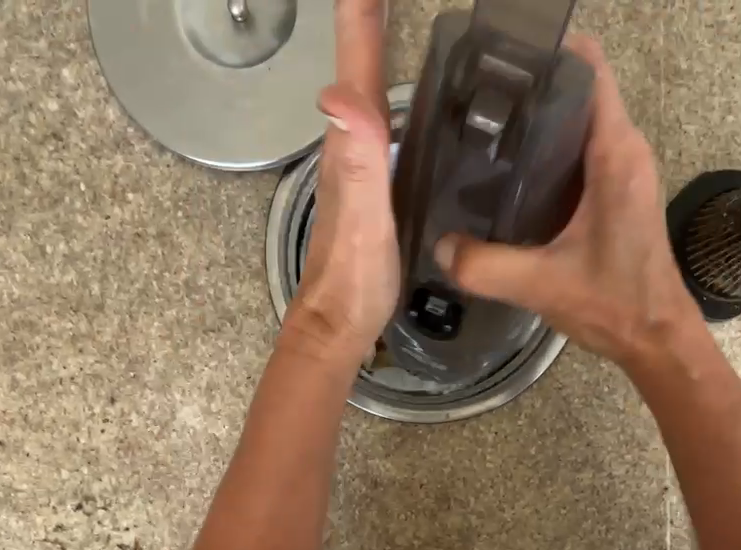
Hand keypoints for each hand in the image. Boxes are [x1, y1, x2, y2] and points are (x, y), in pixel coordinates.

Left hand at [280, 0, 397, 363]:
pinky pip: (379, 126)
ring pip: (366, 92)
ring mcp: (360, 169)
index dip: (363, 12)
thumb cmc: (354, 281)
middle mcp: (353, 148)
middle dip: (369, 17)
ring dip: (374, 47)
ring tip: (389, 14)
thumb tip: (339, 94)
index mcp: (353, 146)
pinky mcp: (373, 190)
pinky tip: (402, 100)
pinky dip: (386, 94)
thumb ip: (360, 162)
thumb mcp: (364, 222)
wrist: (338, 328)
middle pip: (360, 66)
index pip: (358, 64)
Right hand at [431, 36, 705, 370]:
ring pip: (577, 125)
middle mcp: (624, 151)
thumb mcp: (541, 285)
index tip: (500, 61)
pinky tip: (511, 180)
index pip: (587, 69)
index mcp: (614, 154)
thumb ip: (485, 266)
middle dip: (530, 89)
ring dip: (537, 125)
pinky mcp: (617, 196)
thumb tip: (440, 246)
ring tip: (485, 137)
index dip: (547, 53)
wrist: (656, 338)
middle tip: (476, 105)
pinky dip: (547, 156)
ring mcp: (623, 173)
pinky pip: (579, 155)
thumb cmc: (614, 304)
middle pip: (577, 91)